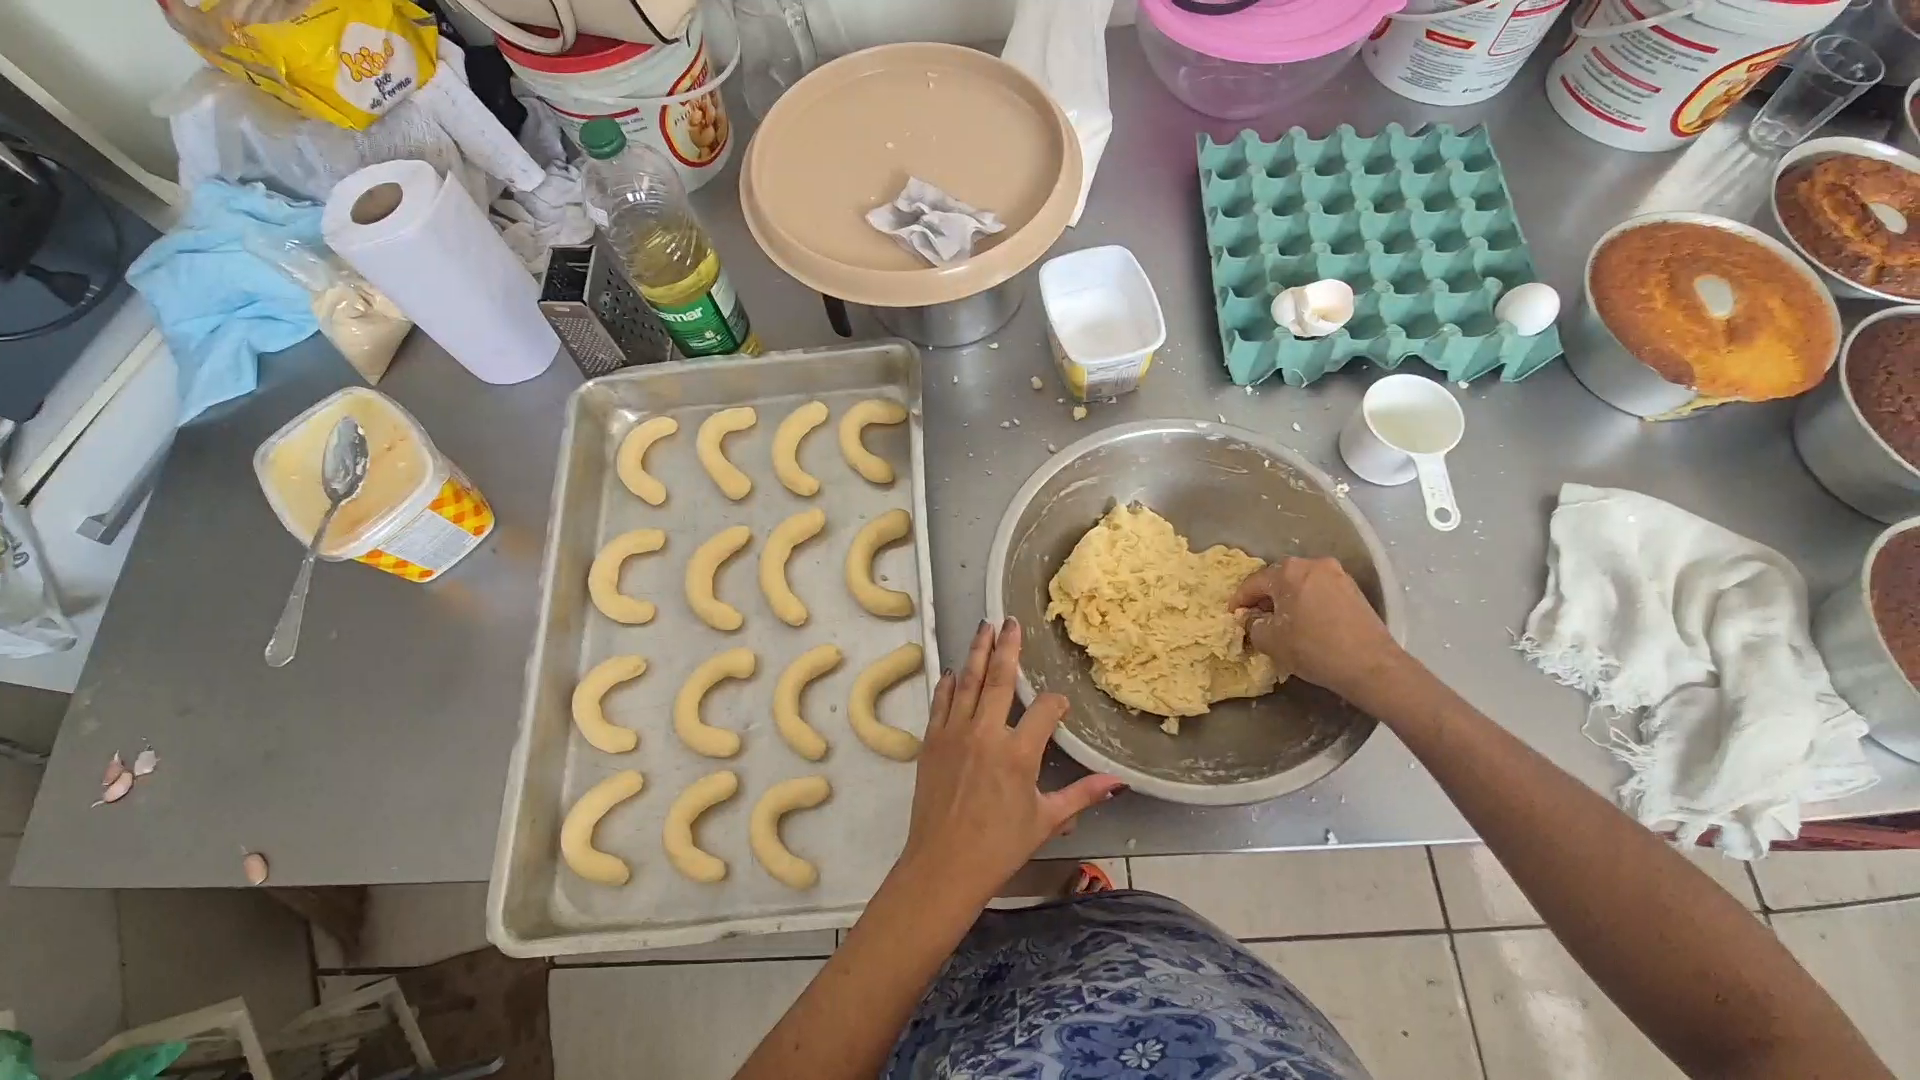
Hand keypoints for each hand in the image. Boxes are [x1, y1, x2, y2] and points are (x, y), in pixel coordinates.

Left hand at [897, 617, 1123, 904]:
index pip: (1045, 710)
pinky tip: (953, 671)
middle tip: (1010, 621)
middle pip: (1000, 680)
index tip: (1061, 706)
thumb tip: (1118, 782)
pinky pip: (941, 703)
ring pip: (967, 683)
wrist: (943, 865)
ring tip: (984, 628)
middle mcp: (986, 734)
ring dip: (976, 653)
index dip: (1057, 703)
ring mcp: (954, 735)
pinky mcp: (931, 742)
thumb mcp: (1046, 820)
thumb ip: (1082, 795)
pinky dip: (948, 685)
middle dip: (1007, 648)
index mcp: (1019, 753)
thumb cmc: (999, 847)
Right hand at [1233, 556, 1404, 698]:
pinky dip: (1308, 604)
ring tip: (1282, 624)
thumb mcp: (1270, 640)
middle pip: (1279, 580)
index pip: (1253, 583)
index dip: (1239, 601)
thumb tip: (1252, 619)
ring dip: (1288, 602)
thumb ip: (1252, 625)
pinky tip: (1307, 625)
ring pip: (1301, 585)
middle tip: (1256, 620)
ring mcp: (1338, 575)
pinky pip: (1320, 592)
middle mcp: (1313, 565)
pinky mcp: (1354, 590)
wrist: (1370, 665)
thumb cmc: (1313, 648)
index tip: (1233, 616)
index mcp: (1288, 571)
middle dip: (1265, 599)